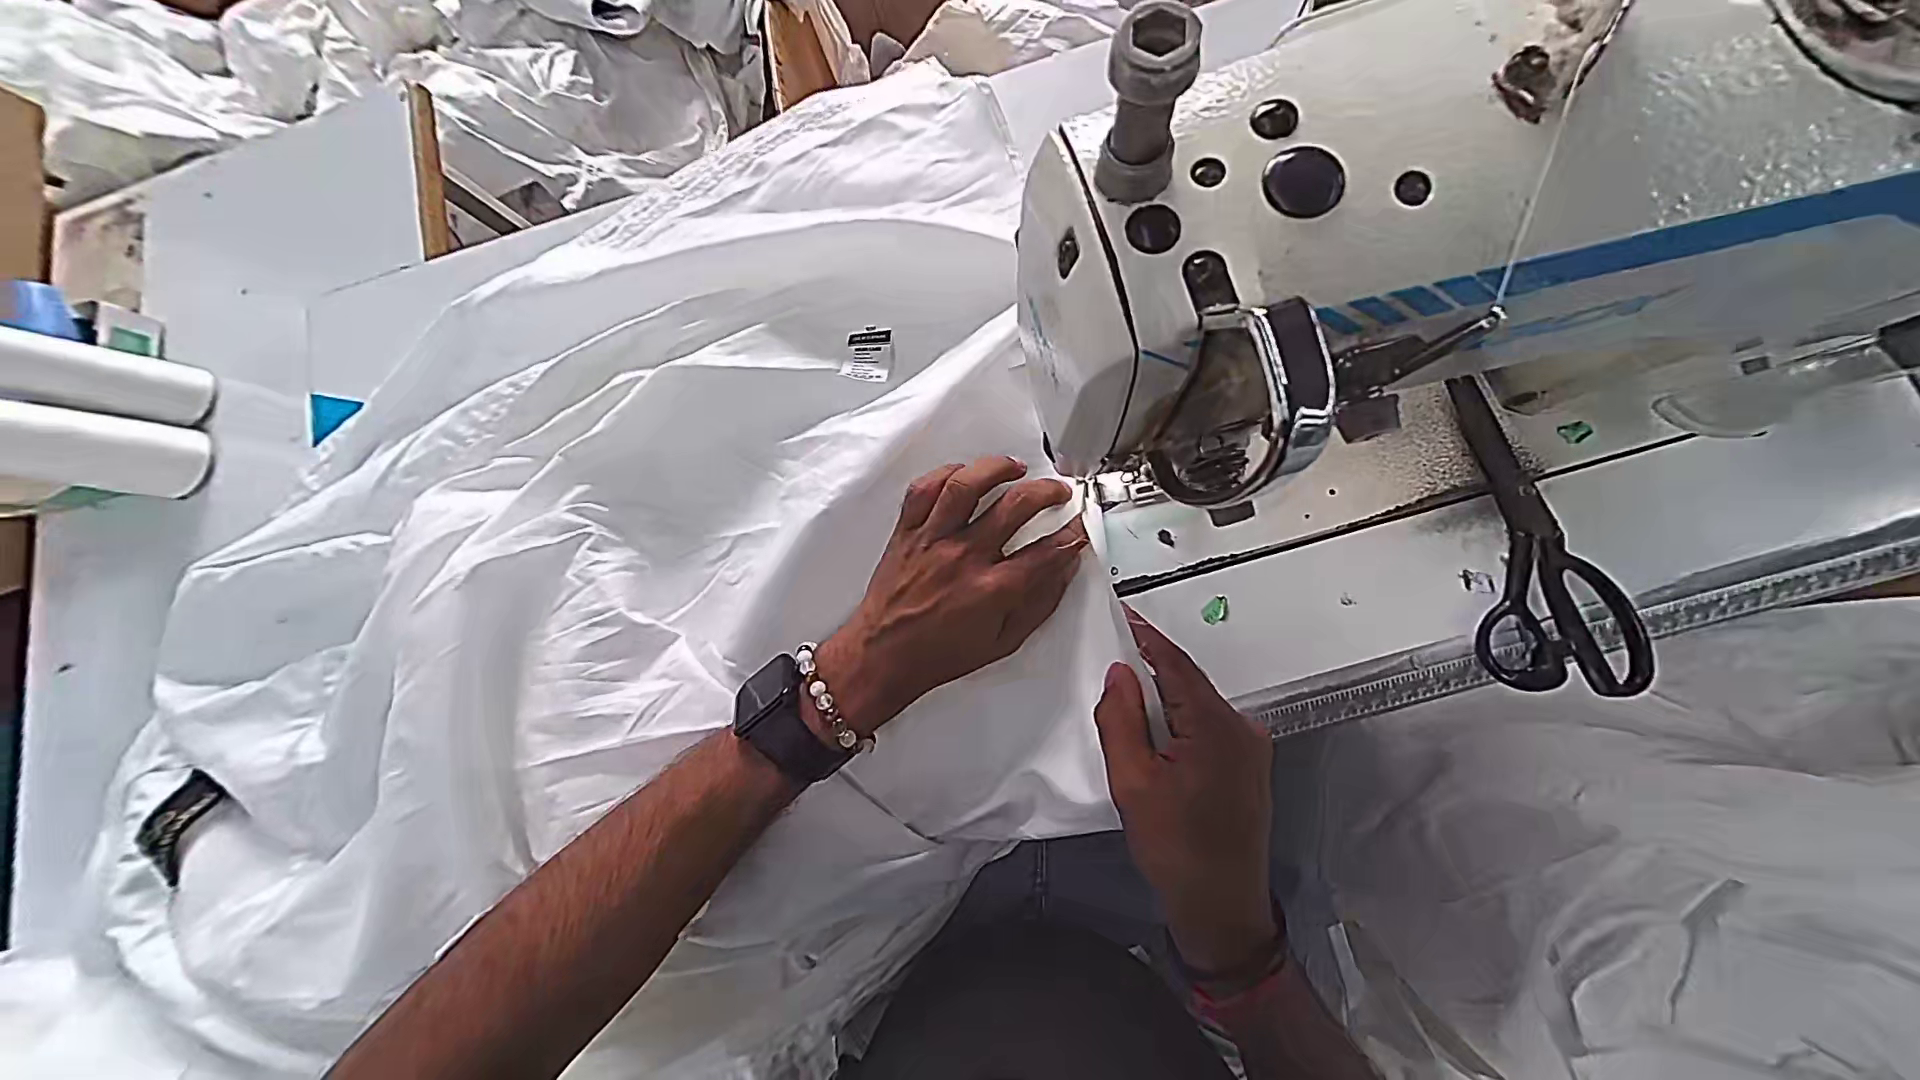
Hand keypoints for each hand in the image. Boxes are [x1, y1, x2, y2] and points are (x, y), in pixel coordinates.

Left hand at [814, 456, 1088, 736]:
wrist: (883, 655)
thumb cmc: (937, 654)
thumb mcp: (1002, 642)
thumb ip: (1039, 605)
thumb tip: (1063, 572)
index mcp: (991, 590)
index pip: (1047, 551)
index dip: (1072, 534)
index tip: (1079, 527)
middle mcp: (963, 559)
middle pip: (1015, 505)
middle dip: (1047, 492)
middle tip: (1057, 492)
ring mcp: (933, 541)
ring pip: (967, 485)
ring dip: (997, 469)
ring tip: (1015, 468)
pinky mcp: (908, 533)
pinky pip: (924, 490)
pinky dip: (945, 474)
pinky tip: (964, 474)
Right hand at [1094, 608, 1277, 973]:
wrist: (1221, 905)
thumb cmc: (1179, 851)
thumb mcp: (1132, 782)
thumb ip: (1121, 720)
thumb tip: (1120, 677)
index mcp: (1215, 728)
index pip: (1175, 664)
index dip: (1146, 637)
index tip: (1125, 615)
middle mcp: (1241, 730)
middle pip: (1187, 682)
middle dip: (1150, 672)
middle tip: (1115, 670)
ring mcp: (1249, 746)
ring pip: (1196, 703)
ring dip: (1164, 701)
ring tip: (1131, 718)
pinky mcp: (1248, 761)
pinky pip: (1207, 723)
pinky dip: (1180, 720)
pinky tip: (1158, 740)